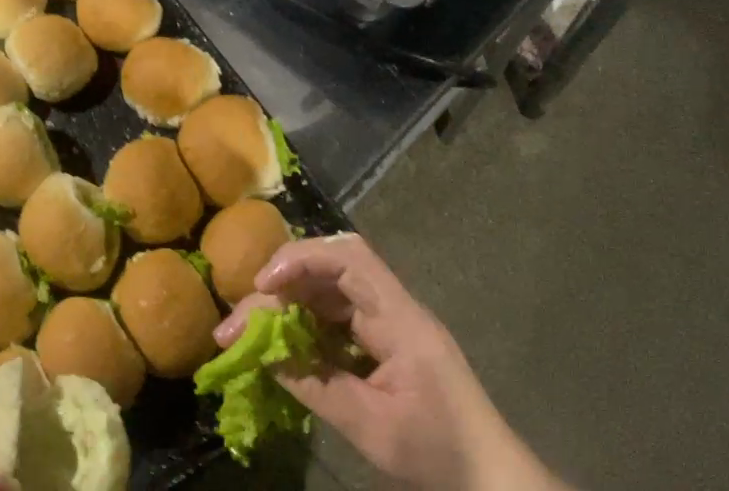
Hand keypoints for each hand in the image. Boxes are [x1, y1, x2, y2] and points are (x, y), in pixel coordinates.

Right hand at [215, 235, 565, 490]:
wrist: (494, 482)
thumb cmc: (438, 453)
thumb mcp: (371, 427)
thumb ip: (314, 384)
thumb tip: (261, 352)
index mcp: (400, 320)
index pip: (348, 259)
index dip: (299, 260)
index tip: (262, 286)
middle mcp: (393, 309)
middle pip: (328, 269)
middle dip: (277, 287)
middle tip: (235, 325)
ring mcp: (389, 324)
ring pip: (325, 291)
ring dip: (284, 305)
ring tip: (246, 333)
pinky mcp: (383, 342)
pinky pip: (333, 317)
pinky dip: (301, 323)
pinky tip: (278, 344)